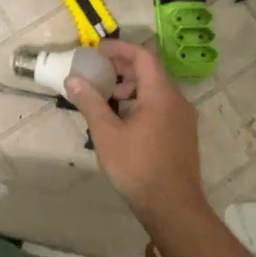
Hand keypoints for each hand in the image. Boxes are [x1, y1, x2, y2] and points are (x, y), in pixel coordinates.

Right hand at [63, 38, 207, 222]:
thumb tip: (73, 79)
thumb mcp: (107, 134)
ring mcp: (183, 119)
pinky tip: (123, 119)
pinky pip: (162, 106)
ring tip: (107, 97)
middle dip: (123, 68)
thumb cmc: (137, 167)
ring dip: (131, 86)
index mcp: (161, 95)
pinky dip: (141, 102)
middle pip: (151, 72)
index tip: (97, 51)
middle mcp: (177, 101)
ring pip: (156, 90)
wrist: (173, 207)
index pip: (143, 57)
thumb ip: (90, 102)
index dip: (120, 49)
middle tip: (98, 73)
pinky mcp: (182, 134)